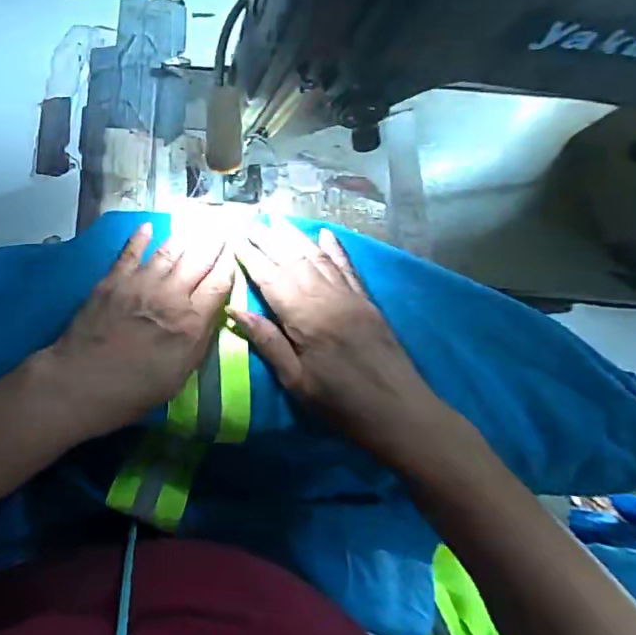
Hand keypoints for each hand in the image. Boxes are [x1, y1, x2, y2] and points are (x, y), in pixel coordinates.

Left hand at [33, 221, 234, 438]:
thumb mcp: (180, 375)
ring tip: (197, 225)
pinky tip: (148, 227)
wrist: (82, 381)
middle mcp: (170, 296)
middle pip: (198, 261)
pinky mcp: (112, 280)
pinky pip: (130, 252)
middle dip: (213, 243)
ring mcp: (140, 284)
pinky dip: (140, 238)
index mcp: (191, 323)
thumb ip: (198, 341)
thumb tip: (211, 314)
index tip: (235, 250)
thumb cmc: (134, 391)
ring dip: (184, 237)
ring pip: (168, 252)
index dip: (229, 264)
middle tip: (222, 228)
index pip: (219, 283)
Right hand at [230, 219, 474, 466]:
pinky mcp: (367, 303)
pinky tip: (324, 234)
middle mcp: (328, 300)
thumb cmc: (340, 404)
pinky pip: (347, 268)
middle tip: (250, 220)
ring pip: (319, 259)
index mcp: (306, 320)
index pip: (271, 280)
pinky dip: (335, 249)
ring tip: (277, 220)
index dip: (251, 259)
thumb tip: (235, 311)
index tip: (234, 239)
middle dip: (269, 240)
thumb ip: (268, 343)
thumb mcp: (296, 382)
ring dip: (296, 237)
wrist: (401, 414)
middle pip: (293, 262)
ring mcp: (351, 298)